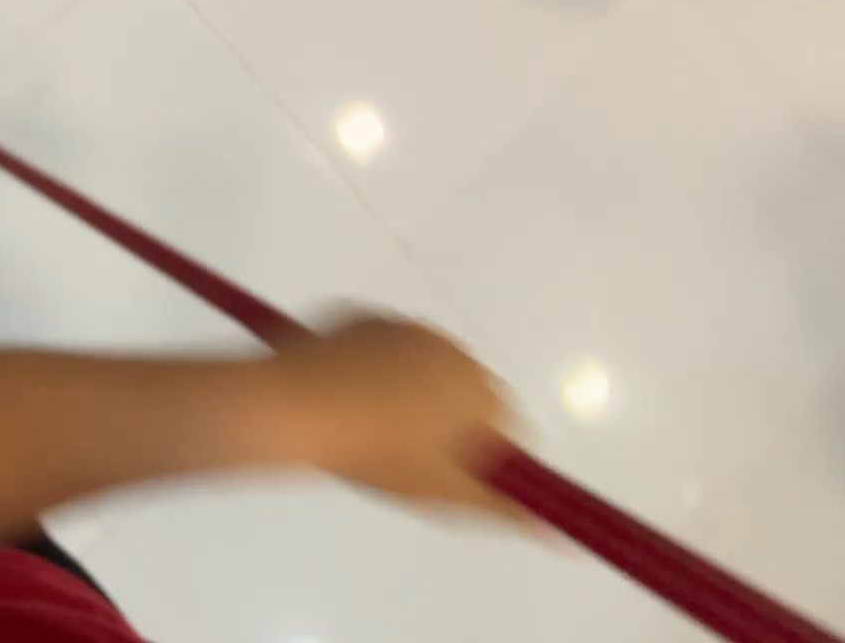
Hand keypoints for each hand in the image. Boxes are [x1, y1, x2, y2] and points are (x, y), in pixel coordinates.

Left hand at [269, 313, 526, 524]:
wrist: (290, 402)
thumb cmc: (372, 449)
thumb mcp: (443, 492)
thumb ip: (505, 508)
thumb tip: (553, 530)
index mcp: (477, 383)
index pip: (503, 426)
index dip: (475, 452)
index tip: (437, 465)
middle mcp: (442, 343)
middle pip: (460, 388)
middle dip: (442, 416)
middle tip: (398, 445)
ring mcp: (394, 323)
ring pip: (417, 364)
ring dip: (405, 387)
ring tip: (363, 418)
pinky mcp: (351, 315)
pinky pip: (376, 345)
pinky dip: (368, 363)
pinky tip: (341, 388)